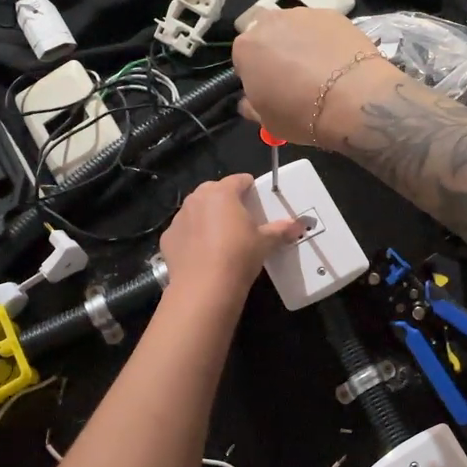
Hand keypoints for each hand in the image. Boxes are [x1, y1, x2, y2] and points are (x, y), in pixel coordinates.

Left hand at [159, 175, 303, 299]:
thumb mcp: (265, 243)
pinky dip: (192, 236)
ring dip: (206, 216)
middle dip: (225, 199)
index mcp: (222, 193)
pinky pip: (184, 230)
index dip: (248, 185)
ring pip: (196, 209)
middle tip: (238, 216)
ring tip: (219, 235)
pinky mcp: (168, 237)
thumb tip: (298, 225)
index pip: (238, 180)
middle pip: (213, 191)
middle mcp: (198, 199)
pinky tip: (202, 253)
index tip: (255, 195)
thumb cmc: (239, 255)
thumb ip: (280, 230)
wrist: (204, 287)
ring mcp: (179, 218)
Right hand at [232, 9, 398, 146]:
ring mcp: (303, 14)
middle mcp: (270, 22)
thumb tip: (248, 102)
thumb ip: (252, 106)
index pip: (243, 59)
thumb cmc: (303, 114)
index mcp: (246, 48)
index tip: (271, 89)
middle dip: (275, 50)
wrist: (355, 99)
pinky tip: (338, 60)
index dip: (256, 75)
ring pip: (295, 28)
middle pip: (267, 35)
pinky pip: (322, 27)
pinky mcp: (333, 14)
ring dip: (301, 42)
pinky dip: (326, 39)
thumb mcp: (268, 123)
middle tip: (294, 76)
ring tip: (320, 68)